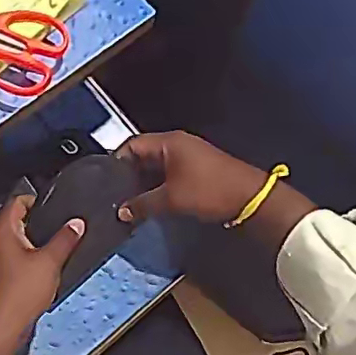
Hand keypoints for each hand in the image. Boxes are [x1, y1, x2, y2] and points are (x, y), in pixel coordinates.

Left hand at [0, 193, 84, 351]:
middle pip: (15, 223)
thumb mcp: (50, 262)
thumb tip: (75, 224)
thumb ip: (65, 239)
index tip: (52, 205)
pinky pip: (11, 265)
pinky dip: (25, 266)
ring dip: (32, 248)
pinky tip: (39, 278)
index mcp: (1, 232)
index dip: (36, 200)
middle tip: (57, 232)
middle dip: (37, 226)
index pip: (17, 201)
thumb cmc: (15, 297)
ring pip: (13, 246)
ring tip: (51, 257)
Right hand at [114, 131, 317, 248]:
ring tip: (129, 201)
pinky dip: (157, 186)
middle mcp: (177, 145)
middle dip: (128, 174)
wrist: (250, 199)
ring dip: (143, 183)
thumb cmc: (209, 191)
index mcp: (169, 143)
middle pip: (142, 155)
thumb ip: (142, 204)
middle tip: (114, 194)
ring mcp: (188, 156)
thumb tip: (122, 211)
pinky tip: (149, 202)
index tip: (105, 181)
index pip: (131, 145)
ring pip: (155, 167)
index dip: (116, 161)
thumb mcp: (171, 199)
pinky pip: (168, 174)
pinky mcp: (195, 170)